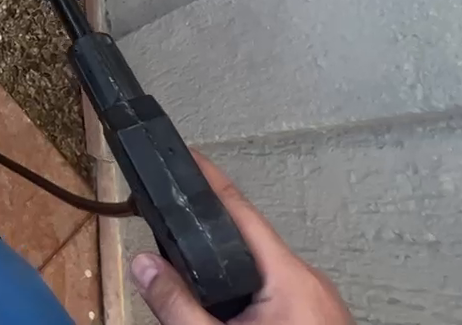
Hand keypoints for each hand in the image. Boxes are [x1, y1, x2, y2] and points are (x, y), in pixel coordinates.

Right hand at [132, 154, 353, 324]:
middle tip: (160, 220)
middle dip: (202, 234)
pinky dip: (238, 292)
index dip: (207, 178)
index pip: (239, 211)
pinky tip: (217, 308)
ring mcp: (320, 309)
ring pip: (257, 271)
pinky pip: (270, 294)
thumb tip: (141, 262)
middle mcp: (311, 286)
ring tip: (182, 272)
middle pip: (245, 241)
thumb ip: (177, 306)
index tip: (180, 151)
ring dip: (220, 269)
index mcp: (292, 281)